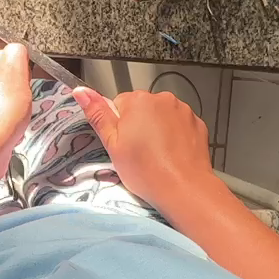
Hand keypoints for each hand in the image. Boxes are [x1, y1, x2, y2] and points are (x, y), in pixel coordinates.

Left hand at [0, 43, 30, 185]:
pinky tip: (10, 129)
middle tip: (19, 101)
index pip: (10, 58)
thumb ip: (17, 52)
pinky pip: (2, 118)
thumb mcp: (16, 71)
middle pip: (9, 80)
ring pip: (8, 100)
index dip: (23, 71)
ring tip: (14, 117)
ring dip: (16, 109)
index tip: (24, 82)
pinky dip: (10, 124)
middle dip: (20, 91)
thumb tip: (17, 49)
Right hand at [73, 86, 217, 213]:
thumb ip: (98, 114)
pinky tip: (172, 155)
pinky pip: (179, 125)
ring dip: (158, 129)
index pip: (119, 104)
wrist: (184, 188)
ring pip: (162, 116)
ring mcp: (183, 110)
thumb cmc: (144, 169)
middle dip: (139, 125)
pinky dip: (175, 135)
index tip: (123, 144)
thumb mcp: (113, 144)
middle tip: (138, 152)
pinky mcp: (198, 124)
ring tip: (156, 155)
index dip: (118, 126)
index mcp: (138, 101)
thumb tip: (80, 90)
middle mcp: (163, 98)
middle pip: (142, 108)